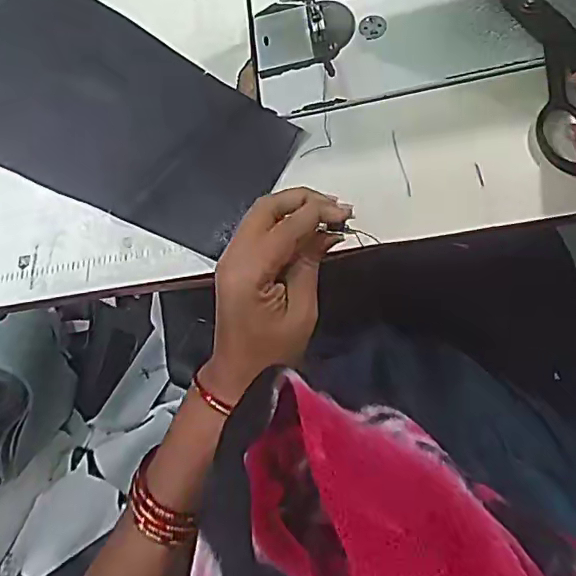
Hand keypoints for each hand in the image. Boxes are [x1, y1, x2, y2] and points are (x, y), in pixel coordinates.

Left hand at [203, 188, 350, 401]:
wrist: (237, 376)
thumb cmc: (270, 355)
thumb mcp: (302, 311)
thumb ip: (310, 263)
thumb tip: (326, 231)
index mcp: (249, 270)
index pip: (285, 225)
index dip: (317, 212)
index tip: (344, 212)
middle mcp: (234, 255)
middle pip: (267, 207)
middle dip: (303, 199)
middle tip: (336, 207)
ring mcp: (231, 256)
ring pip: (262, 212)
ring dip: (294, 206)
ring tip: (327, 212)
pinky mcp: (235, 260)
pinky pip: (259, 227)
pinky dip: (284, 220)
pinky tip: (308, 226)